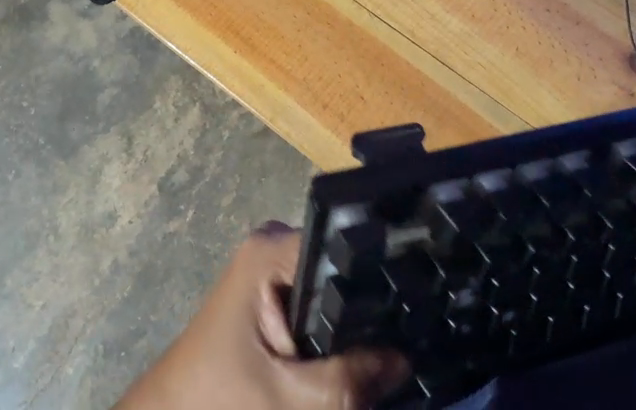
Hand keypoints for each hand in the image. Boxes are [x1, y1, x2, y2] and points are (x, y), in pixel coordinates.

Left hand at [112, 223, 406, 409]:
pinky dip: (335, 328)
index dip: (385, 273)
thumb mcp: (292, 401)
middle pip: (345, 265)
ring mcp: (269, 265)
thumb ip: (352, 380)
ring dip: (355, 320)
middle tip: (408, 337)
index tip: (417, 301)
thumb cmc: (218, 403)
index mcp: (272, 249)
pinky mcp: (269, 290)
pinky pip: (319, 298)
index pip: (347, 243)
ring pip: (335, 285)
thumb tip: (409, 359)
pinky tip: (358, 352)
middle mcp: (272, 242)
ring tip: (390, 348)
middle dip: (373, 303)